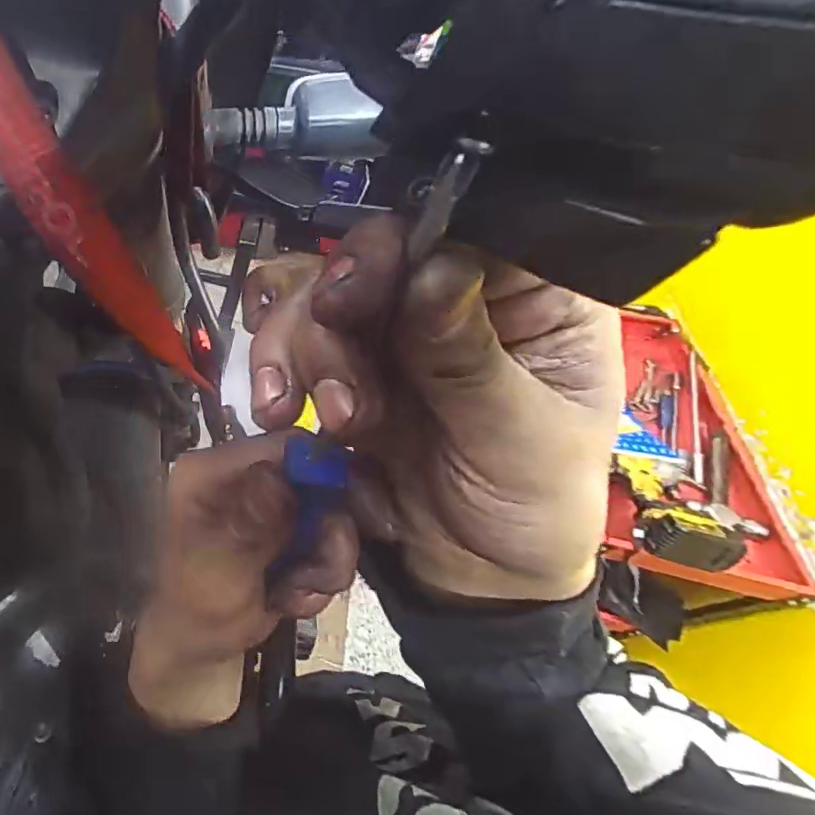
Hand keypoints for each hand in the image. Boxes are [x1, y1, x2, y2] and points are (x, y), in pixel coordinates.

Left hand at [129, 434, 358, 728]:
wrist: (194, 654)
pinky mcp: (288, 526)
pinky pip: (328, 538)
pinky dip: (321, 572)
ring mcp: (269, 501)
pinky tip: (293, 598)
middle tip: (327, 573)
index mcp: (213, 470)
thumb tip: (277, 480)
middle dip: (331, 531)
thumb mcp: (216, 572)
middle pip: (317, 476)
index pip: (283, 445)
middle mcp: (245, 475)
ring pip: (330, 512)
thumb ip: (248, 527)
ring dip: (326, 560)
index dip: (325, 470)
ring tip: (297, 595)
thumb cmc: (191, 614)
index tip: (356, 509)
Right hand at [242, 216, 623, 602]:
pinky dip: (279, 367)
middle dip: (336, 314)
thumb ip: (471, 359)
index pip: (461, 233)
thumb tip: (432, 271)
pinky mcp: (354, 367)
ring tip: (324, 423)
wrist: (481, 582)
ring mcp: (399, 332)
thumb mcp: (519, 438)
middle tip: (336, 391)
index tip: (355, 295)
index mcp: (533, 298)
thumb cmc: (536, 509)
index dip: (402, 250)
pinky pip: (299, 340)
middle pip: (376, 257)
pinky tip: (279, 410)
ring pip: (324, 294)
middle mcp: (458, 298)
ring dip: (304, 350)